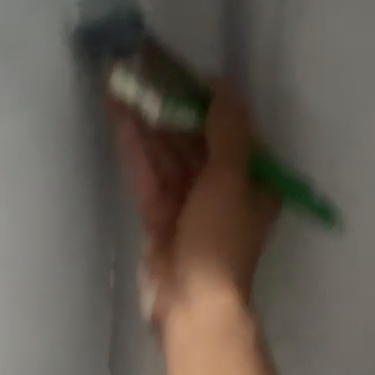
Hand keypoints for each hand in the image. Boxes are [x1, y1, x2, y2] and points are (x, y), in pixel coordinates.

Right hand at [110, 86, 278, 326]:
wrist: (194, 303)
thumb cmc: (221, 240)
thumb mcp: (232, 178)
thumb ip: (227, 130)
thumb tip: (224, 85)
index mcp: (252, 181)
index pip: (231, 131)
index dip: (208, 101)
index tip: (184, 71)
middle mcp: (222, 190)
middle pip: (194, 141)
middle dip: (170, 109)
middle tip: (145, 71)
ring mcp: (188, 205)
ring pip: (167, 156)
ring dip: (148, 123)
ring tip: (124, 85)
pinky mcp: (160, 219)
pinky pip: (150, 177)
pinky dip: (137, 150)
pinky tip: (122, 121)